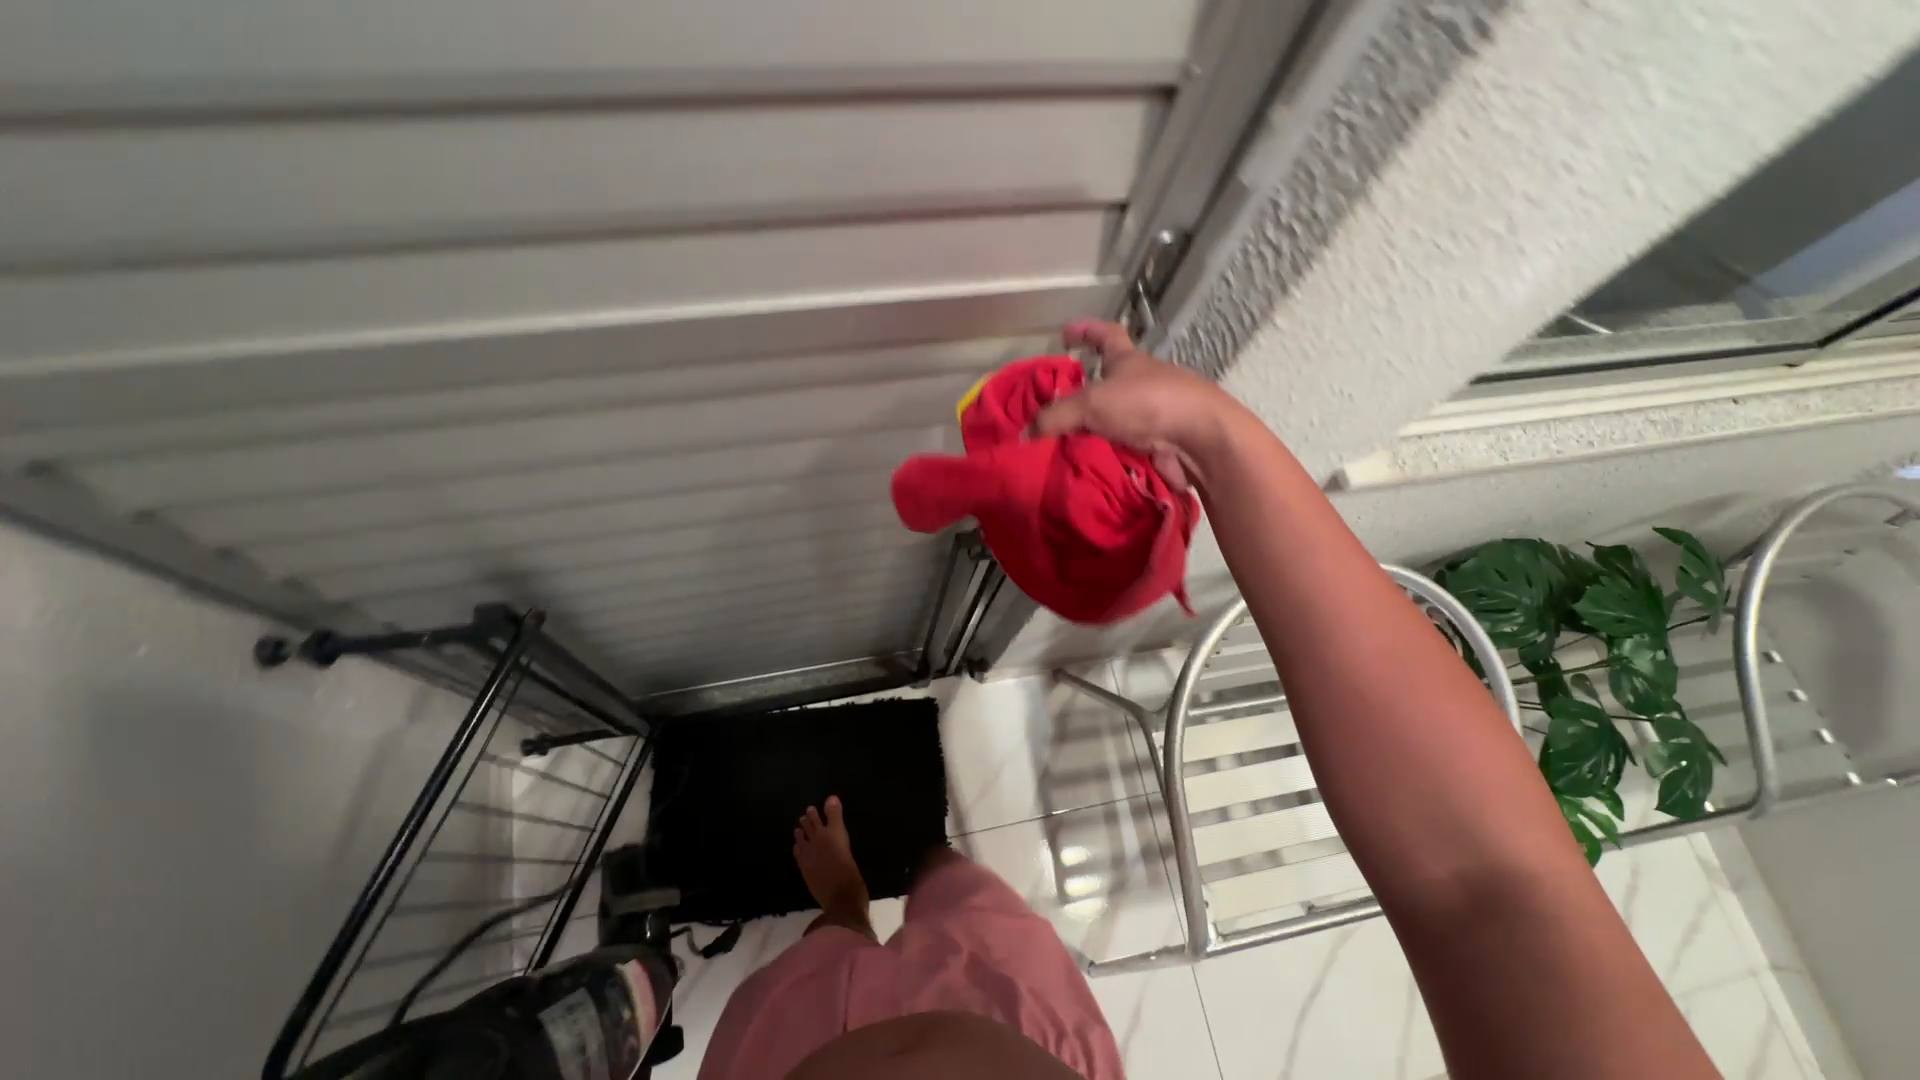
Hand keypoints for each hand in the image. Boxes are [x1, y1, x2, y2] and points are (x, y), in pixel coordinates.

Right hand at [1032, 320, 1240, 489]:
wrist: (1201, 438)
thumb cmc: (1147, 405)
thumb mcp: (1091, 405)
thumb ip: (1055, 417)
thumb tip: (1022, 434)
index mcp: (1130, 359)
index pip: (1106, 334)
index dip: (1086, 330)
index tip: (1065, 333)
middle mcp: (1145, 380)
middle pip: (1114, 377)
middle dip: (1089, 385)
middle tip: (1060, 401)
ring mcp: (1157, 410)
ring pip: (1121, 413)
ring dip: (1100, 422)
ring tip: (1072, 436)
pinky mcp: (1164, 440)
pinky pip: (1130, 442)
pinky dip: (1113, 449)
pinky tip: (1095, 460)